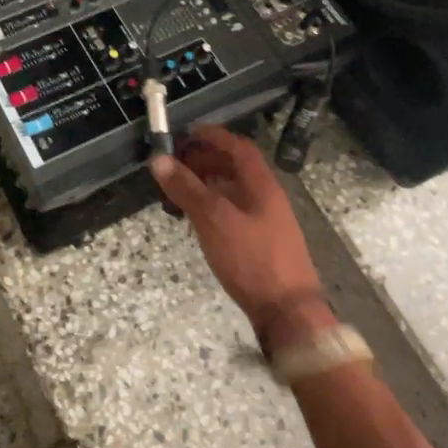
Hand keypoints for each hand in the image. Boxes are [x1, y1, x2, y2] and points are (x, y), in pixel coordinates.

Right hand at [150, 124, 334, 353]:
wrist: (288, 314)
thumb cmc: (253, 259)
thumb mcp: (214, 220)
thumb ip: (187, 189)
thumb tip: (159, 159)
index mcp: (262, 185)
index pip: (237, 147)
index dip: (212, 136)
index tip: (185, 133)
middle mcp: (266, 197)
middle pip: (234, 167)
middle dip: (203, 160)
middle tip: (174, 164)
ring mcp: (265, 221)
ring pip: (232, 190)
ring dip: (205, 184)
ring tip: (177, 192)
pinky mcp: (260, 243)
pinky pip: (232, 211)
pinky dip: (211, 206)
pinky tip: (195, 220)